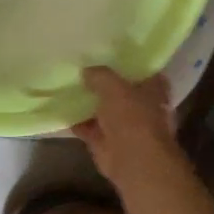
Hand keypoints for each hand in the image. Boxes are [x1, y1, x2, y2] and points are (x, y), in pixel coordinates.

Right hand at [70, 66, 178, 183]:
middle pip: (119, 90)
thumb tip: (86, 70)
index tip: (106, 54)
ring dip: (87, 103)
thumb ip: (100, 76)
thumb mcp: (114, 87)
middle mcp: (140, 105)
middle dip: (102, 83)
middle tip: (80, 69)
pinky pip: (88, 127)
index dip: (125, 63)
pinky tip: (61, 112)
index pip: (141, 70)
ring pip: (102, 109)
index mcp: (153, 89)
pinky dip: (76, 122)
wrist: (132, 158)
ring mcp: (123, 125)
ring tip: (66, 88)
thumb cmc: (132, 118)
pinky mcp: (106, 141)